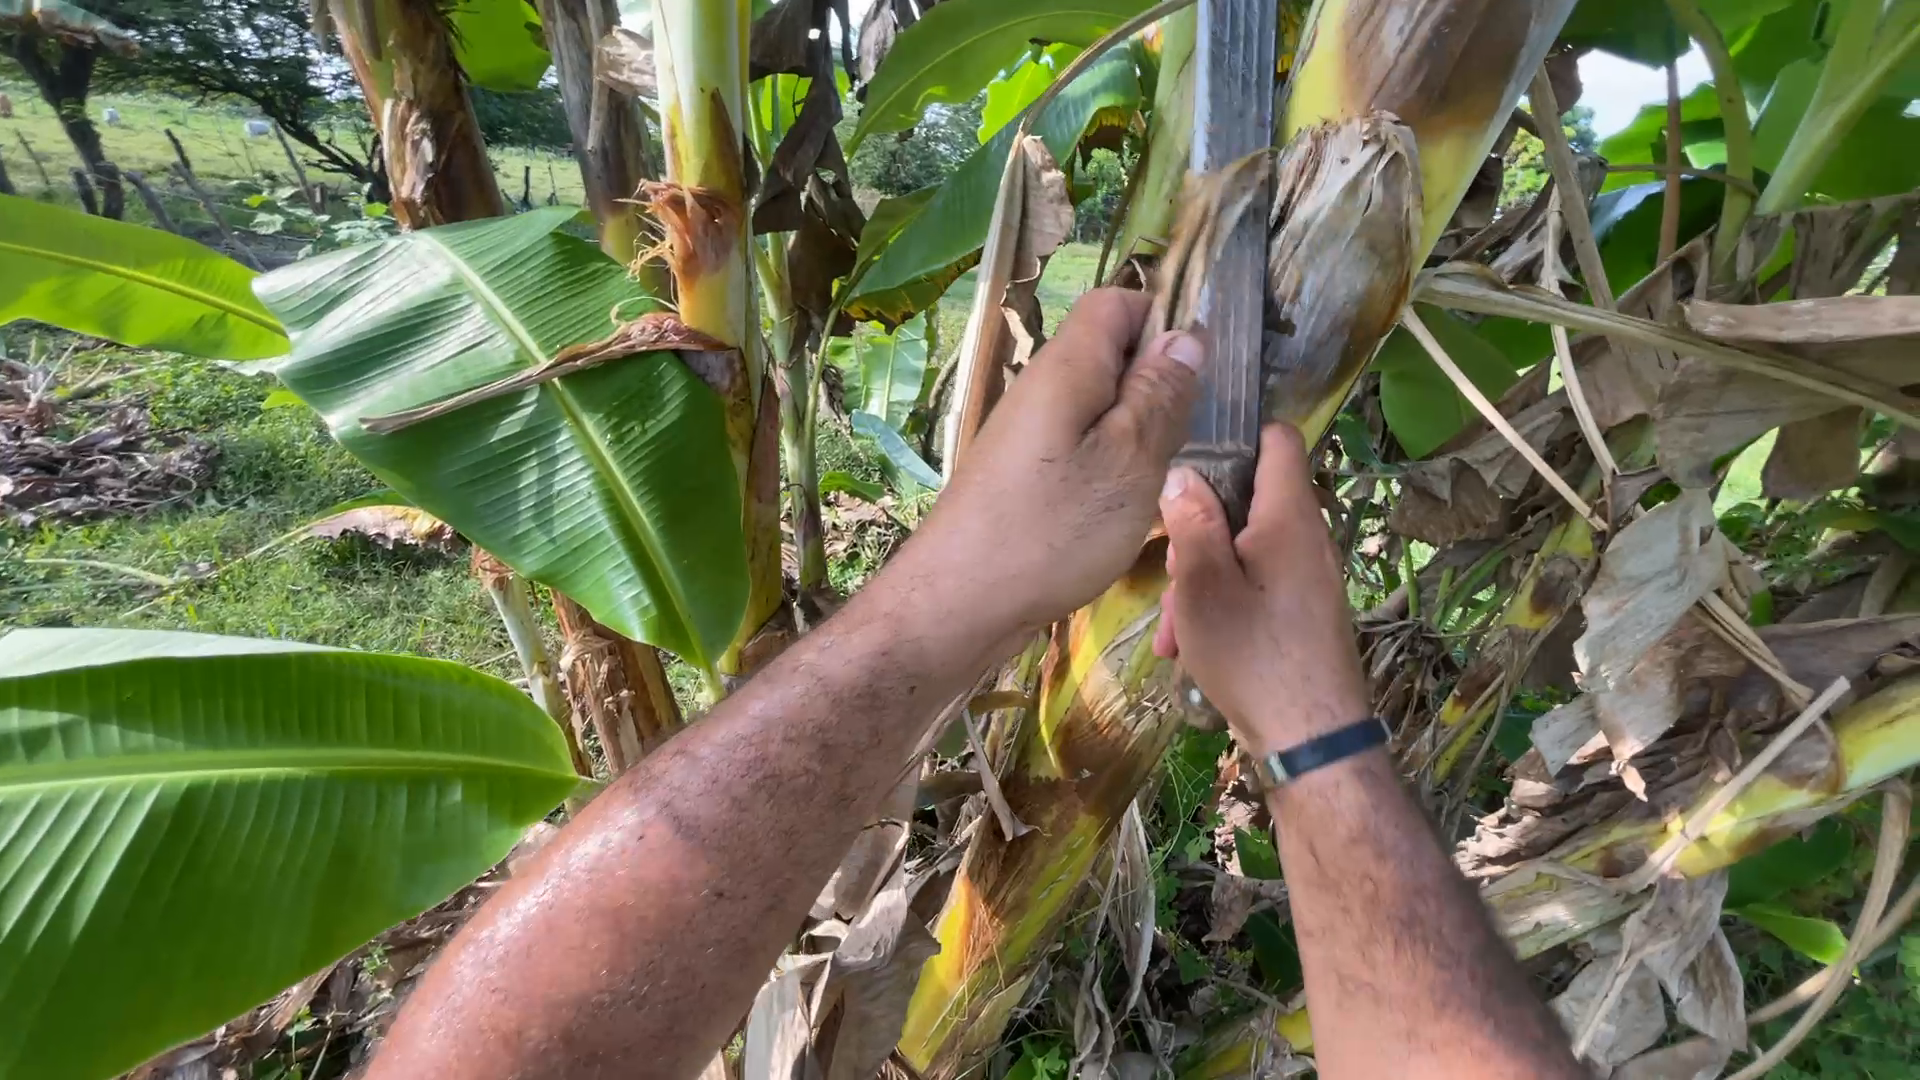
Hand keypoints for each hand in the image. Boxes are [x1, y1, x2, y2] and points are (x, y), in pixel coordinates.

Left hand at [882, 288, 1203, 655]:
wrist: (958, 602)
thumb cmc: (1051, 529)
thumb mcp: (1127, 460)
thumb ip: (1158, 397)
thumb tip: (1184, 337)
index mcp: (1065, 367)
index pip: (1118, 304)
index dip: (1164, 322)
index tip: (1200, 374)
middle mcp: (1039, 390)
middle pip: (1108, 358)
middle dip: (1156, 387)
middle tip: (1189, 437)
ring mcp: (1025, 437)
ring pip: (1095, 410)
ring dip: (1134, 434)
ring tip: (1159, 478)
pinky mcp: (1019, 478)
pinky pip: (1074, 450)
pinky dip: (1105, 467)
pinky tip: (1121, 507)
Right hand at [1152, 424, 1367, 755]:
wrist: (1310, 739)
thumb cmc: (1251, 652)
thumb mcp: (1203, 584)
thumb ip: (1191, 522)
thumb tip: (1182, 474)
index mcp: (1288, 518)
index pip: (1278, 439)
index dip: (1235, 436)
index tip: (1189, 463)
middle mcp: (1307, 538)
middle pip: (1248, 502)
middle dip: (1199, 529)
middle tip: (1171, 573)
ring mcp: (1308, 576)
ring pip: (1243, 550)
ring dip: (1202, 576)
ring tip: (1177, 628)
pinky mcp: (1303, 609)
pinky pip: (1256, 583)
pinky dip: (1222, 600)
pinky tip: (1193, 644)